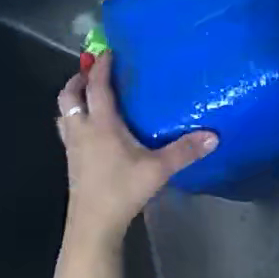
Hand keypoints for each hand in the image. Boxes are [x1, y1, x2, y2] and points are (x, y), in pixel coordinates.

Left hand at [56, 51, 217, 244]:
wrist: (93, 225)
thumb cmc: (122, 191)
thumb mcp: (158, 169)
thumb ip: (185, 151)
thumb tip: (214, 135)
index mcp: (101, 124)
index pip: (97, 87)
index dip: (101, 67)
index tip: (107, 52)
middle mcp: (82, 130)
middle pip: (69, 96)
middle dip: (78, 79)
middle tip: (92, 71)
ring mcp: (73, 147)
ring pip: (64, 113)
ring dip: (73, 99)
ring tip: (88, 95)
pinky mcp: (71, 162)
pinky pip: (67, 130)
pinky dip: (74, 119)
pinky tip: (90, 128)